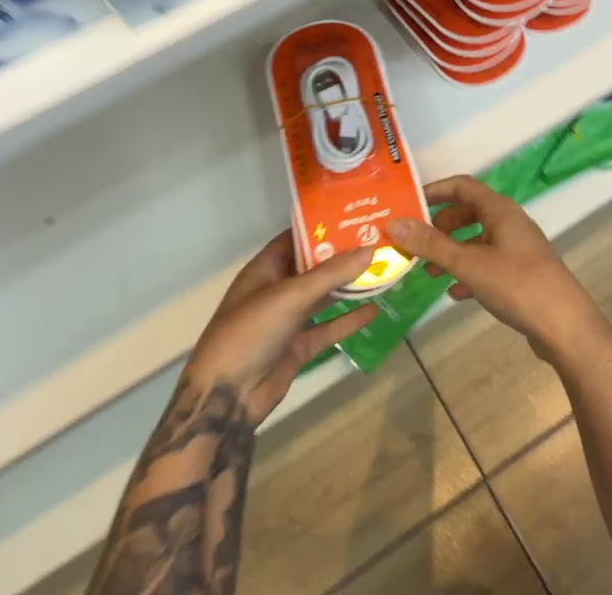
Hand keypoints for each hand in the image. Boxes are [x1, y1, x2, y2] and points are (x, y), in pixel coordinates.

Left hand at [182, 233, 380, 423]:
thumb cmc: (251, 331)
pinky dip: (348, 320)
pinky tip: (373, 310)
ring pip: (323, 297)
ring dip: (349, 287)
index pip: (296, 239)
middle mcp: (277, 290)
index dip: (322, 227)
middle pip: (313, 267)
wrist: (228, 394)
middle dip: (342, 256)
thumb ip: (331, 274)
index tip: (355, 217)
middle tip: (378, 241)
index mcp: (265, 270)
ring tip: (383, 270)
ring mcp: (288, 320)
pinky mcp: (298, 346)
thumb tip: (371, 250)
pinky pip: (327, 328)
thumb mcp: (291, 296)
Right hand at [385, 176, 601, 361]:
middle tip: (416, 243)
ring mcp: (519, 250)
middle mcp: (511, 224)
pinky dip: (469, 274)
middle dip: (440, 227)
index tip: (408, 205)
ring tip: (429, 272)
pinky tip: (455, 293)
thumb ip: (431, 244)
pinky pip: (489, 265)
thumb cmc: (517, 285)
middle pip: (469, 213)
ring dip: (452, 252)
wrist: (565, 327)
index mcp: (501, 211)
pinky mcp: (523, 275)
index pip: (463, 186)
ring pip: (478, 242)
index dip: (435, 191)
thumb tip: (394, 223)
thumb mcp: (469, 264)